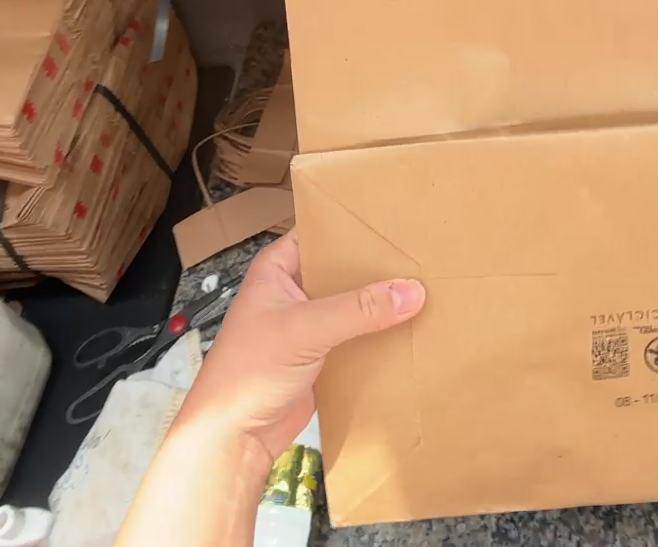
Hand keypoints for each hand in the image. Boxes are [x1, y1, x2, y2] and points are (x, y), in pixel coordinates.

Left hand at [173, 231, 425, 461]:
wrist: (232, 441)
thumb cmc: (249, 372)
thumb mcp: (304, 330)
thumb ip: (358, 309)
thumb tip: (413, 291)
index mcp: (279, 267)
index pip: (322, 232)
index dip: (354, 225)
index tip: (395, 218)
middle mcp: (295, 289)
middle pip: (343, 267)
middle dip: (376, 265)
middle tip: (419, 254)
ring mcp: (309, 323)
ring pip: (352, 302)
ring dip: (380, 301)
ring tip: (425, 286)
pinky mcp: (322, 354)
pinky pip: (356, 334)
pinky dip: (378, 332)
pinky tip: (410, 326)